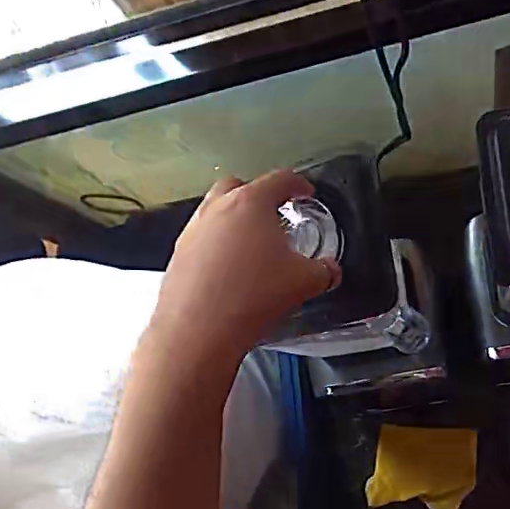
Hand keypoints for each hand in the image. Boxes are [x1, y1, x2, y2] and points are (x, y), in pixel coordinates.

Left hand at [146, 169, 339, 368]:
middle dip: (259, 196)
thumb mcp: (305, 282)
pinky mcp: (179, 254)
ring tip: (253, 248)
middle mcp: (217, 209)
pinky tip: (231, 272)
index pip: (280, 179)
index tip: (303, 191)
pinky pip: (202, 240)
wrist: (199, 329)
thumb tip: (330, 271)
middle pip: (239, 186)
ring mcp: (194, 230)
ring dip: (235, 222)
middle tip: (275, 215)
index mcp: (251, 203)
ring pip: (216, 211)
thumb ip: (325, 271)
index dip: (298, 184)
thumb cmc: (248, 297)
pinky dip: (218, 247)